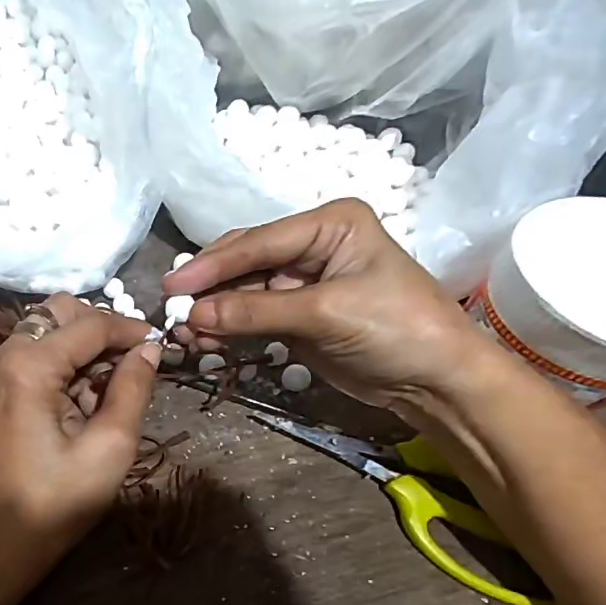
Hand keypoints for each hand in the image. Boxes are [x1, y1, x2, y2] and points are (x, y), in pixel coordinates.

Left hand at [0, 294, 160, 575]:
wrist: (6, 535)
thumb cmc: (61, 497)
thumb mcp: (111, 445)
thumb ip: (133, 388)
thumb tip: (151, 348)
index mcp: (30, 365)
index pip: (91, 324)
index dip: (131, 330)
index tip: (163, 346)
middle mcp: (6, 354)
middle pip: (62, 312)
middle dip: (103, 329)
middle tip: (133, 363)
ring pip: (49, 328)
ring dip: (85, 345)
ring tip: (112, 385)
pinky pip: (38, 351)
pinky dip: (67, 360)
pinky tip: (87, 395)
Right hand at [161, 199, 501, 411]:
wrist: (435, 379)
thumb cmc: (396, 328)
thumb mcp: (326, 313)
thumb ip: (256, 312)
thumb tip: (193, 316)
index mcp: (329, 225)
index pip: (258, 242)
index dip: (213, 265)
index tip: (172, 285)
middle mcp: (311, 246)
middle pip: (244, 262)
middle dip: (209, 289)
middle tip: (170, 310)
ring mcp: (301, 282)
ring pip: (242, 293)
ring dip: (213, 313)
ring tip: (184, 333)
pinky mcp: (295, 315)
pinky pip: (251, 317)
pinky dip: (228, 329)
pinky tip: (205, 340)